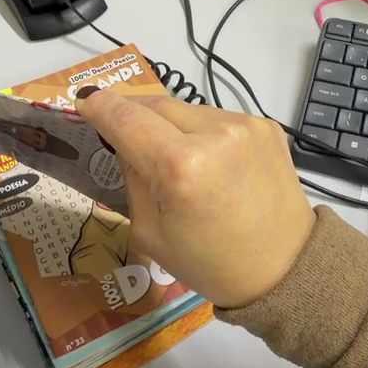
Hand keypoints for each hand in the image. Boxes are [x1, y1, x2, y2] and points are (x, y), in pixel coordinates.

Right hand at [74, 90, 314, 308]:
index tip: (83, 100)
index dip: (99, 106)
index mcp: (181, 167)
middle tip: (118, 129)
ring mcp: (245, 124)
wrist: (284, 267)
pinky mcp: (266, 125)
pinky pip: (219, 118)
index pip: (127, 119)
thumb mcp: (151, 232)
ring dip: (171, 124)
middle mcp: (215, 133)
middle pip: (156, 105)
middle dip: (133, 113)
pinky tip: (210, 162)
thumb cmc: (212, 263)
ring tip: (174, 158)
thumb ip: (133, 178)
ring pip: (189, 109)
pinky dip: (204, 132)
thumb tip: (123, 142)